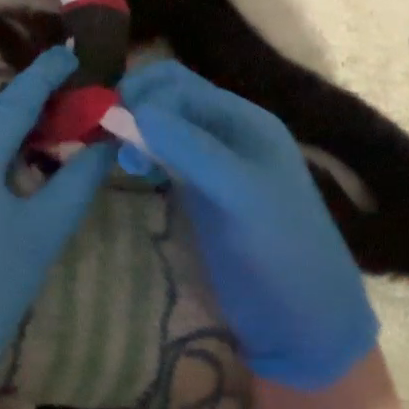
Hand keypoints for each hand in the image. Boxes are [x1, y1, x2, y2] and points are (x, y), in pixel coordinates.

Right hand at [120, 61, 378, 389]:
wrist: (303, 325)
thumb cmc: (279, 251)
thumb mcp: (240, 193)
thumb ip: (189, 148)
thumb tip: (131, 109)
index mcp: (244, 120)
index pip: (178, 83)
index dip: (141, 94)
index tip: (108, 122)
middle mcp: (226, 133)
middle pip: (168, 98)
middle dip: (134, 108)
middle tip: (105, 137)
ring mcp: (213, 164)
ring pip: (163, 128)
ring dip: (135, 131)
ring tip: (119, 157)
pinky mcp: (200, 195)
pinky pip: (164, 158)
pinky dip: (143, 155)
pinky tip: (133, 172)